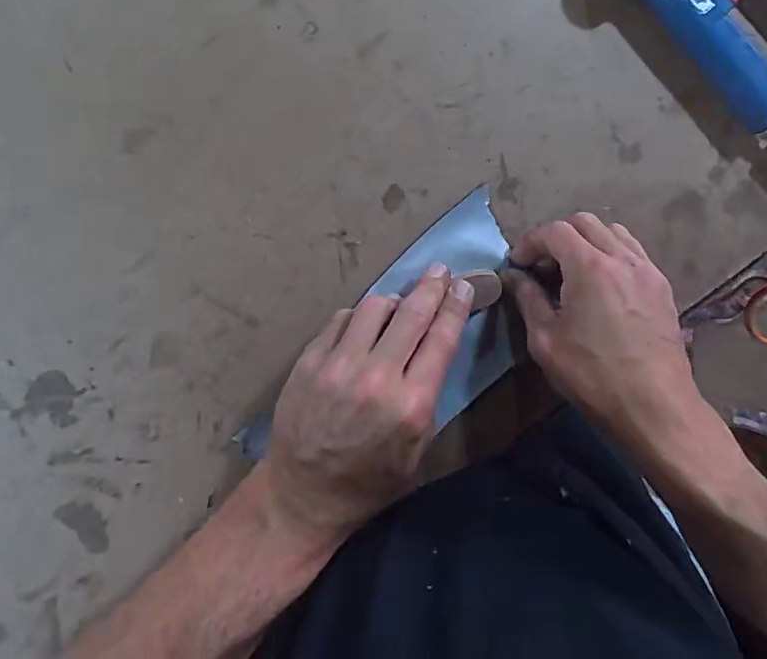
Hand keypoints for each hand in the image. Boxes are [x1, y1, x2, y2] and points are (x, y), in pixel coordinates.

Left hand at [265, 263, 471, 540]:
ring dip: (394, 301)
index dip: (456, 306)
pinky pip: (342, 318)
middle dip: (432, 286)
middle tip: (440, 271)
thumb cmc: (370, 479)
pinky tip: (364, 326)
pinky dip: (359, 316)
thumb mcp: (417, 448)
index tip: (464, 286)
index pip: (442, 338)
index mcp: (411, 405)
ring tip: (398, 306)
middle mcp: (376, 378)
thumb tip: (438, 339)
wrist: (302, 496)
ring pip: (375, 306)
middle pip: (412, 313)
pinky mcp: (310, 361)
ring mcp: (338, 366)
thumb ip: (429, 393)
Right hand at [503, 214, 707, 450]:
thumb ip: (528, 300)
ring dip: (588, 241)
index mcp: (590, 266)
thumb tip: (515, 277)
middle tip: (543, 266)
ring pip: (613, 232)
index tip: (517, 264)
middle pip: (585, 222)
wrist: (656, 407)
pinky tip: (603, 285)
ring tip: (574, 271)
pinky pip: (633, 252)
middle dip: (558, 236)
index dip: (530, 243)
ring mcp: (647, 269)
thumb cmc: (594, 376)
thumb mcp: (546, 341)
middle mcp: (622, 257)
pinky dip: (612, 254)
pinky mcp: (662, 286)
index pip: (555, 231)